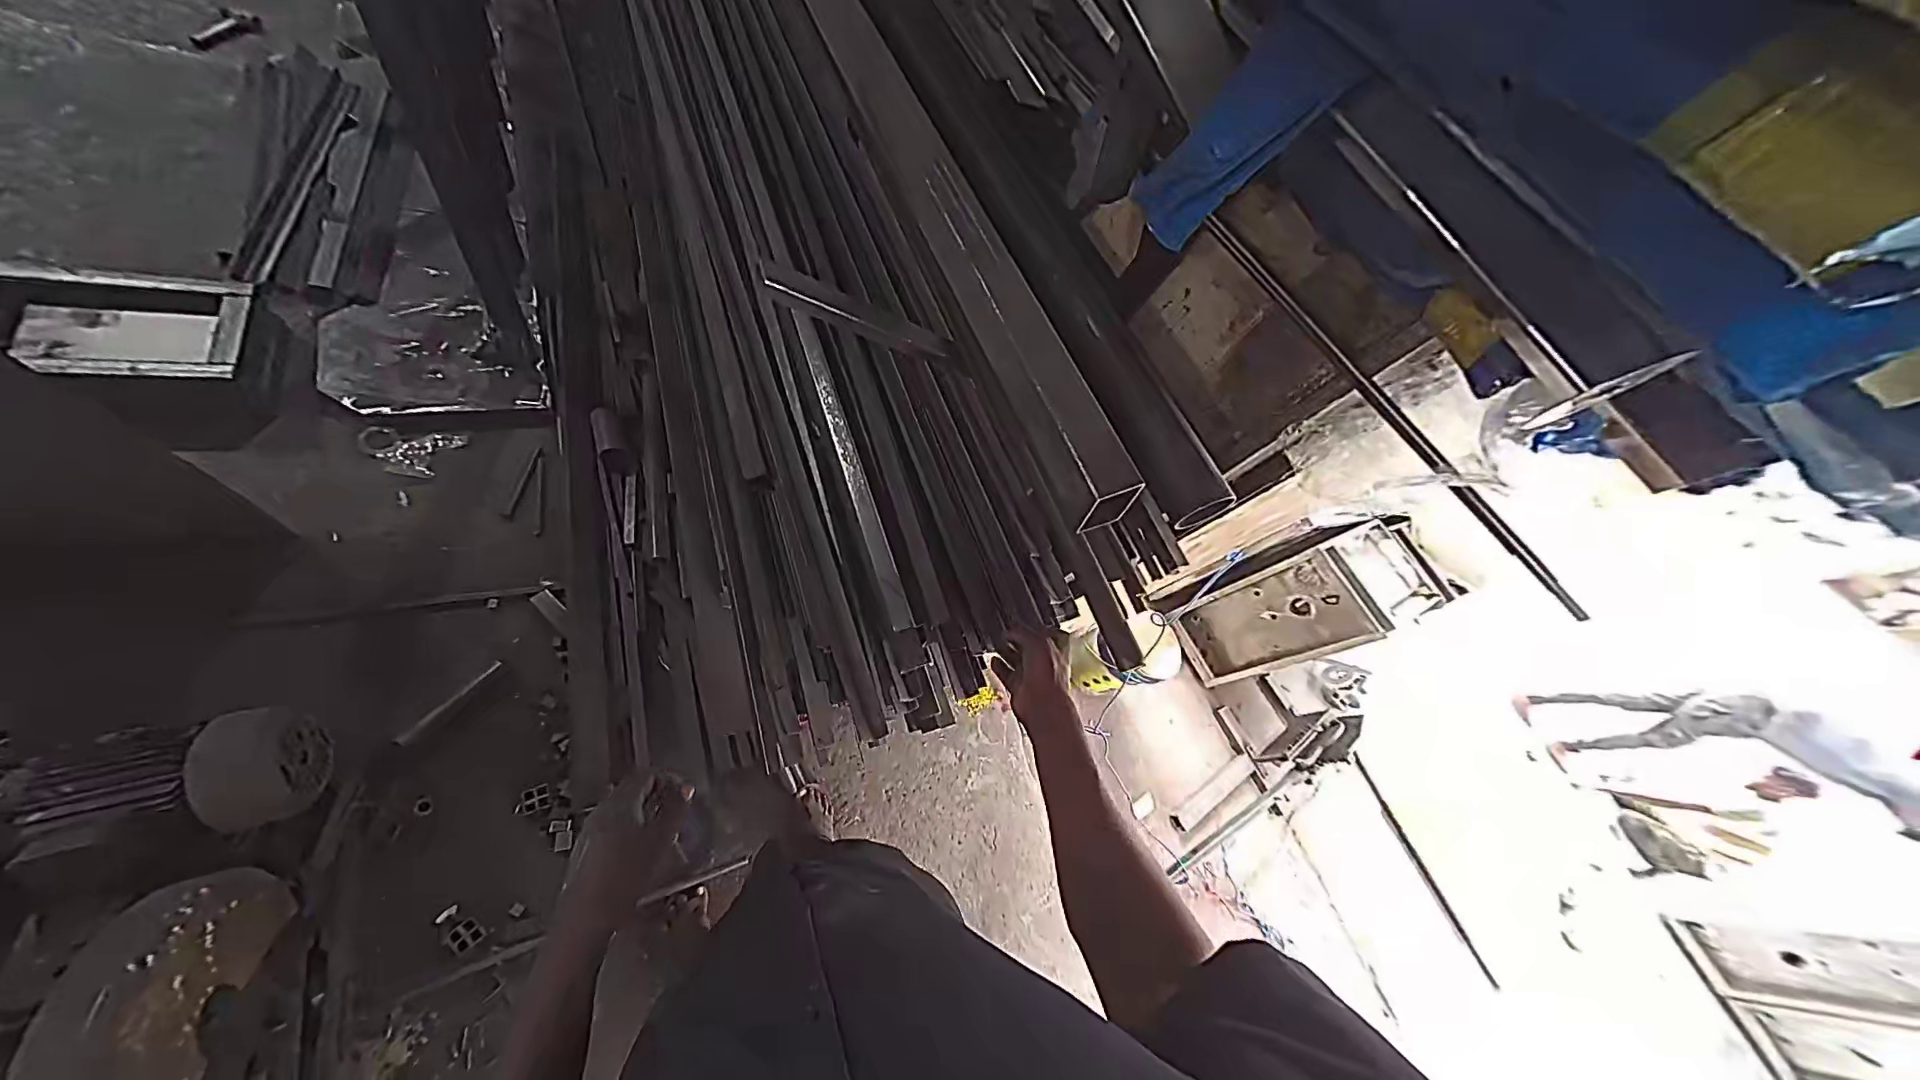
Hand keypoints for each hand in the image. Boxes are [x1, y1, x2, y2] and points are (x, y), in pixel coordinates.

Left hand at [561, 772, 691, 933]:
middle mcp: (601, 812)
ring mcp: (590, 833)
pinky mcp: (586, 852)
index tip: (685, 793)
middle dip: (658, 796)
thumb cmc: (626, 876)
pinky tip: (641, 853)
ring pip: (623, 810)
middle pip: (633, 790)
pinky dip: (632, 831)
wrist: (586, 918)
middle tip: (677, 811)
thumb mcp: (662, 839)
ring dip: (646, 814)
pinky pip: (613, 829)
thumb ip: (676, 808)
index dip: (669, 779)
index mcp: (620, 803)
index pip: (646, 774)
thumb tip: (684, 788)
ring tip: (664, 833)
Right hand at [990, 626, 1078, 739]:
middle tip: (1005, 633)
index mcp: (1057, 649)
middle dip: (1017, 640)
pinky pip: (1007, 674)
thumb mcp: (1036, 643)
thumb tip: (1011, 631)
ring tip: (996, 644)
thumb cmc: (1048, 675)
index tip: (1020, 624)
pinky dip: (999, 667)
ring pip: (1017, 660)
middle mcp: (1046, 663)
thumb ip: (1023, 634)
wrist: (1042, 704)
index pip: (1046, 633)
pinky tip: (993, 660)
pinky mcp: (1020, 687)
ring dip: (1006, 652)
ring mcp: (1033, 676)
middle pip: (1029, 647)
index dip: (1033, 627)